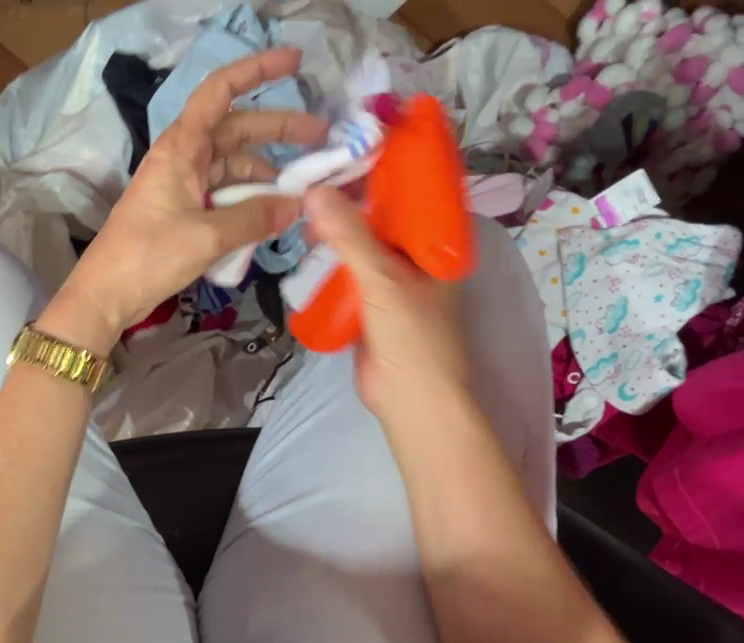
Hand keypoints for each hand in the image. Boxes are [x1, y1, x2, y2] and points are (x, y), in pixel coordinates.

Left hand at [49, 47, 326, 346]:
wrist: (104, 296)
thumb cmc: (149, 256)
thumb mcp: (207, 236)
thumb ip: (254, 217)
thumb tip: (296, 206)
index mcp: (181, 148)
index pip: (221, 91)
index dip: (257, 70)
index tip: (295, 64)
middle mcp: (181, 159)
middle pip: (235, 130)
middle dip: (277, 131)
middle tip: (321, 140)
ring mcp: (180, 188)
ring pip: (230, 167)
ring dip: (264, 173)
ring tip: (300, 188)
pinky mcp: (180, 215)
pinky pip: (221, 196)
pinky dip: (246, 200)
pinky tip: (269, 214)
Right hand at [304, 185, 469, 420]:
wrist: (410, 400)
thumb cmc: (413, 337)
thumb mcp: (382, 279)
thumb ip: (350, 236)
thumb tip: (314, 190)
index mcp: (438, 242)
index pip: (416, 189)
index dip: (388, 165)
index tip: (352, 141)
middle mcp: (418, 256)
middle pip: (383, 216)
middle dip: (352, 199)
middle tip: (315, 176)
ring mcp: (393, 283)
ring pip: (362, 246)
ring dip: (337, 233)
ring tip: (304, 209)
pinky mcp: (370, 308)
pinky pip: (348, 276)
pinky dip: (330, 265)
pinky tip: (307, 251)